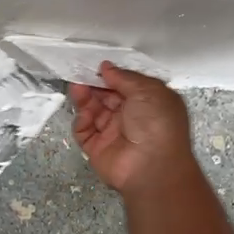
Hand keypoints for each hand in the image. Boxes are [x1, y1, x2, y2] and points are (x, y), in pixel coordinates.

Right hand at [70, 63, 196, 195]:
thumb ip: (124, 77)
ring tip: (77, 89)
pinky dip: (82, 121)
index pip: (125, 85)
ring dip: (85, 99)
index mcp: (148, 102)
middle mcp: (130, 116)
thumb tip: (106, 67)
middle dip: (94, 85)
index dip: (111, 76)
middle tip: (80, 75)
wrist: (151, 166)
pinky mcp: (96, 147)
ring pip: (93, 111)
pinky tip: (85, 114)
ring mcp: (112, 133)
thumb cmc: (156, 122)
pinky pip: (84, 131)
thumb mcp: (147, 90)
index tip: (98, 67)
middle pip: (106, 97)